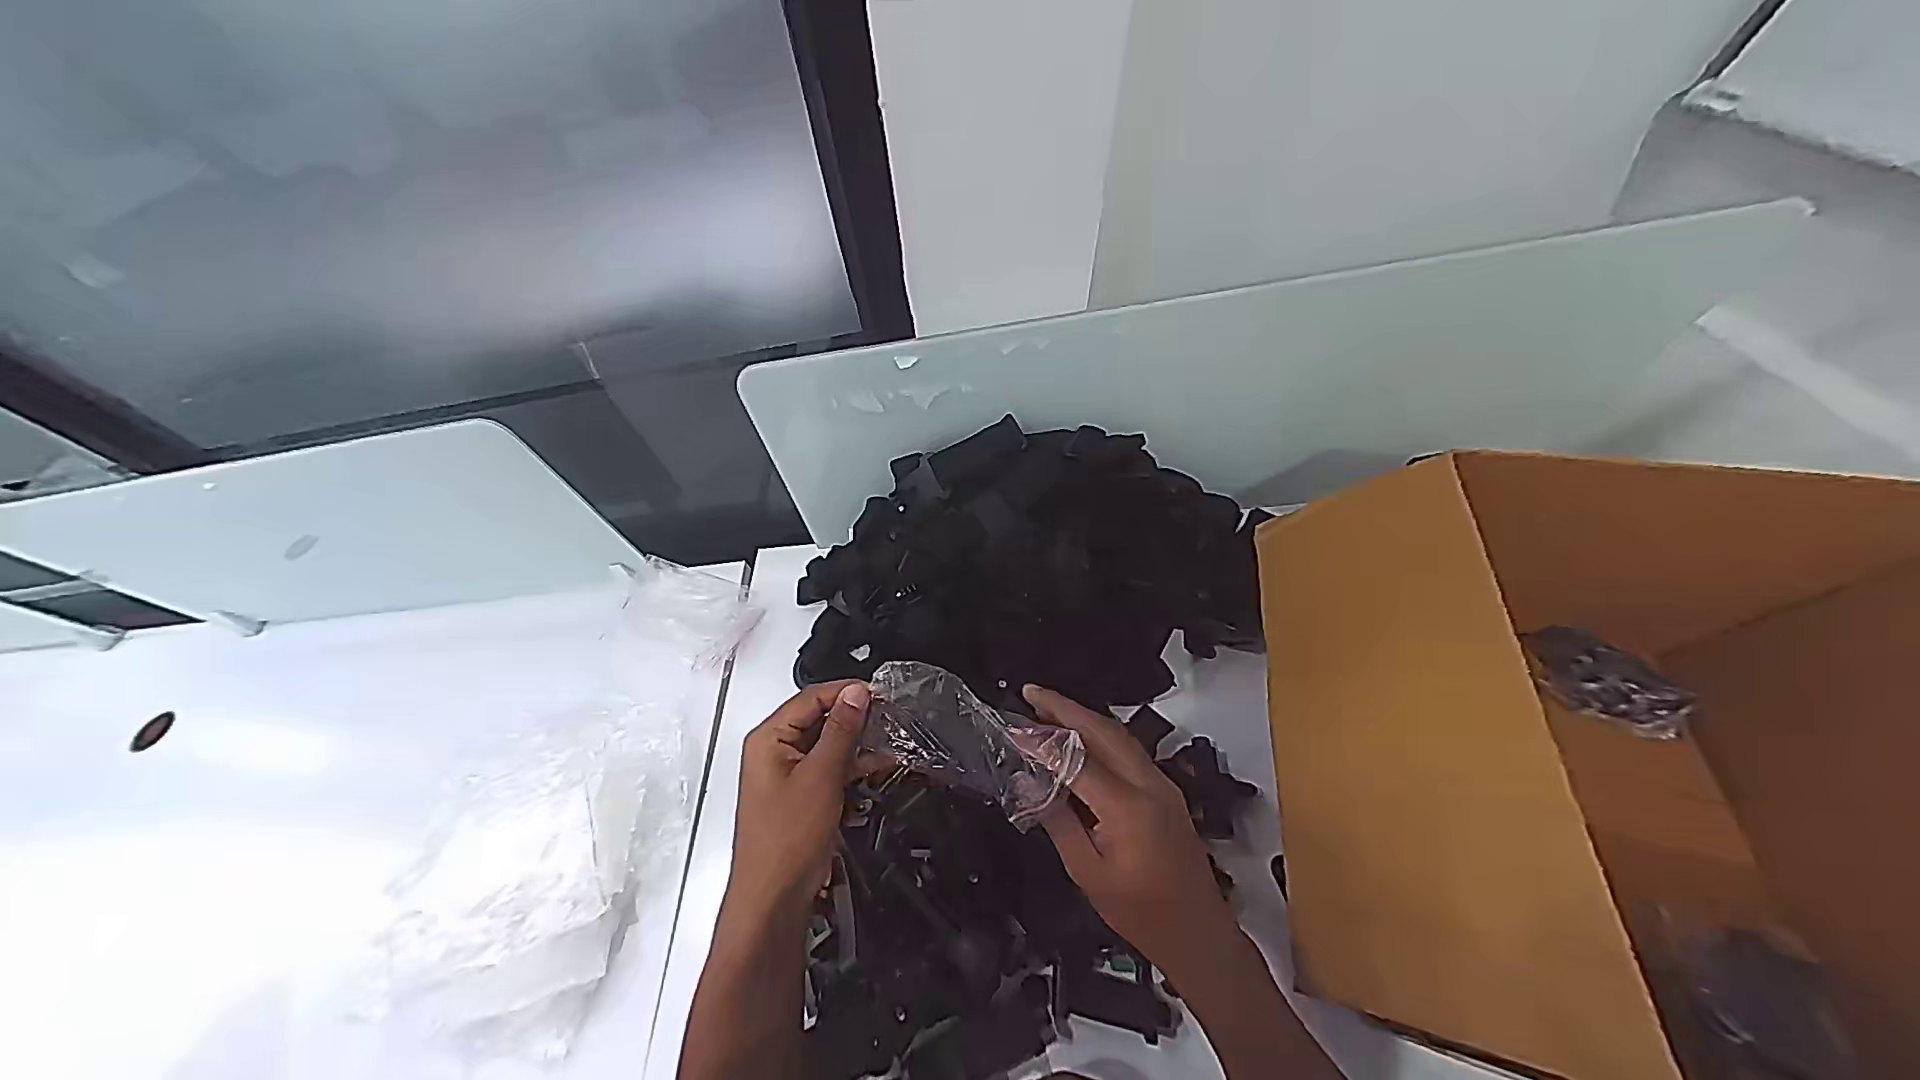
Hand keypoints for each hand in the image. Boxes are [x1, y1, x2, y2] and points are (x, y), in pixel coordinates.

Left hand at [727, 680, 874, 918]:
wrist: (775, 897)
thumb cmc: (784, 843)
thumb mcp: (821, 775)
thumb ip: (841, 730)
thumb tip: (855, 695)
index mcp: (768, 739)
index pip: (810, 697)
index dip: (844, 692)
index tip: (875, 693)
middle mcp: (773, 752)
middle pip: (817, 717)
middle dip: (851, 716)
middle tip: (884, 714)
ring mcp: (786, 773)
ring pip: (824, 742)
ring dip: (853, 741)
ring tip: (884, 738)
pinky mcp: (799, 793)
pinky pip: (827, 766)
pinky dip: (848, 763)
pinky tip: (872, 764)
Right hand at [1025, 684, 1244, 976]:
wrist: (1198, 934)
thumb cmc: (1143, 914)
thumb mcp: (1087, 873)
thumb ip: (1057, 821)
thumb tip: (1031, 784)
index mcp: (1130, 809)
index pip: (1078, 761)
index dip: (1043, 743)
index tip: (1015, 730)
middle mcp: (1150, 786)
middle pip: (1104, 731)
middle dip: (1066, 707)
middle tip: (1031, 694)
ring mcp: (1162, 785)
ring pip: (1120, 735)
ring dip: (1083, 717)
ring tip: (1048, 709)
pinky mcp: (1166, 790)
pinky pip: (1129, 750)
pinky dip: (1100, 736)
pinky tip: (1078, 738)